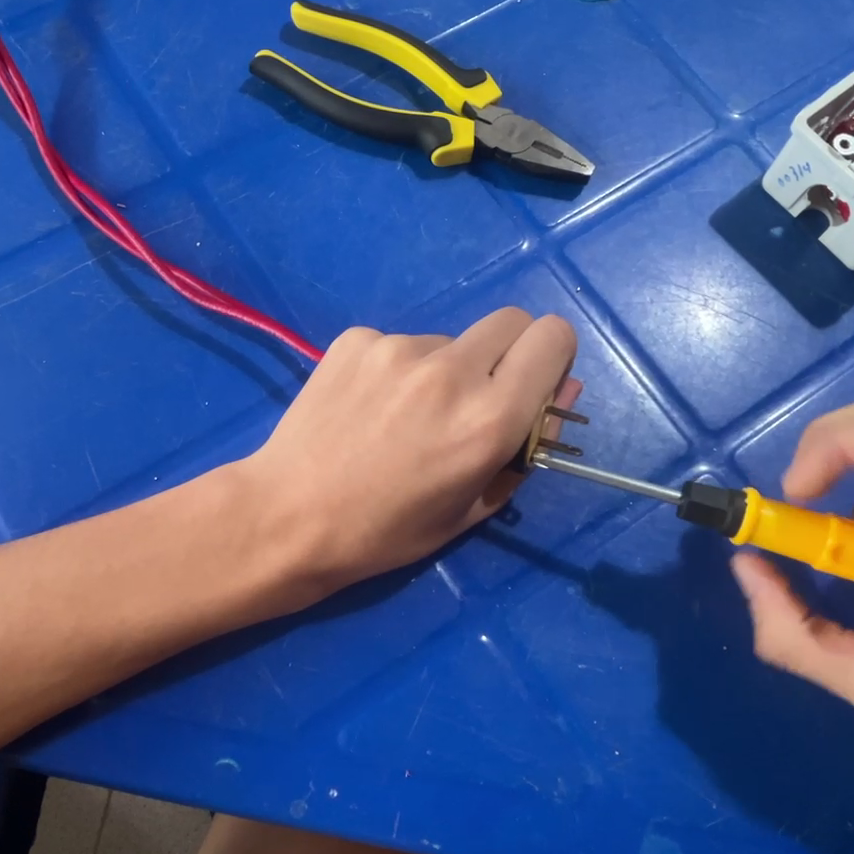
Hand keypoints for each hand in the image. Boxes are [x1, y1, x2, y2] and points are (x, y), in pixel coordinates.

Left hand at [241, 308, 577, 596]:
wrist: (289, 516)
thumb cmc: (388, 532)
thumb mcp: (475, 506)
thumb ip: (530, 446)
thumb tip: (564, 389)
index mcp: (490, 417)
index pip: (553, 337)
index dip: (550, 358)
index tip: (531, 385)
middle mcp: (451, 370)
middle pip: (511, 321)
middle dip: (508, 353)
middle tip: (476, 398)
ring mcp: (398, 348)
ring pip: (450, 340)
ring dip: (446, 369)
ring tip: (404, 418)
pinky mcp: (356, 339)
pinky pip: (400, 344)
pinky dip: (398, 371)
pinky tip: (368, 409)